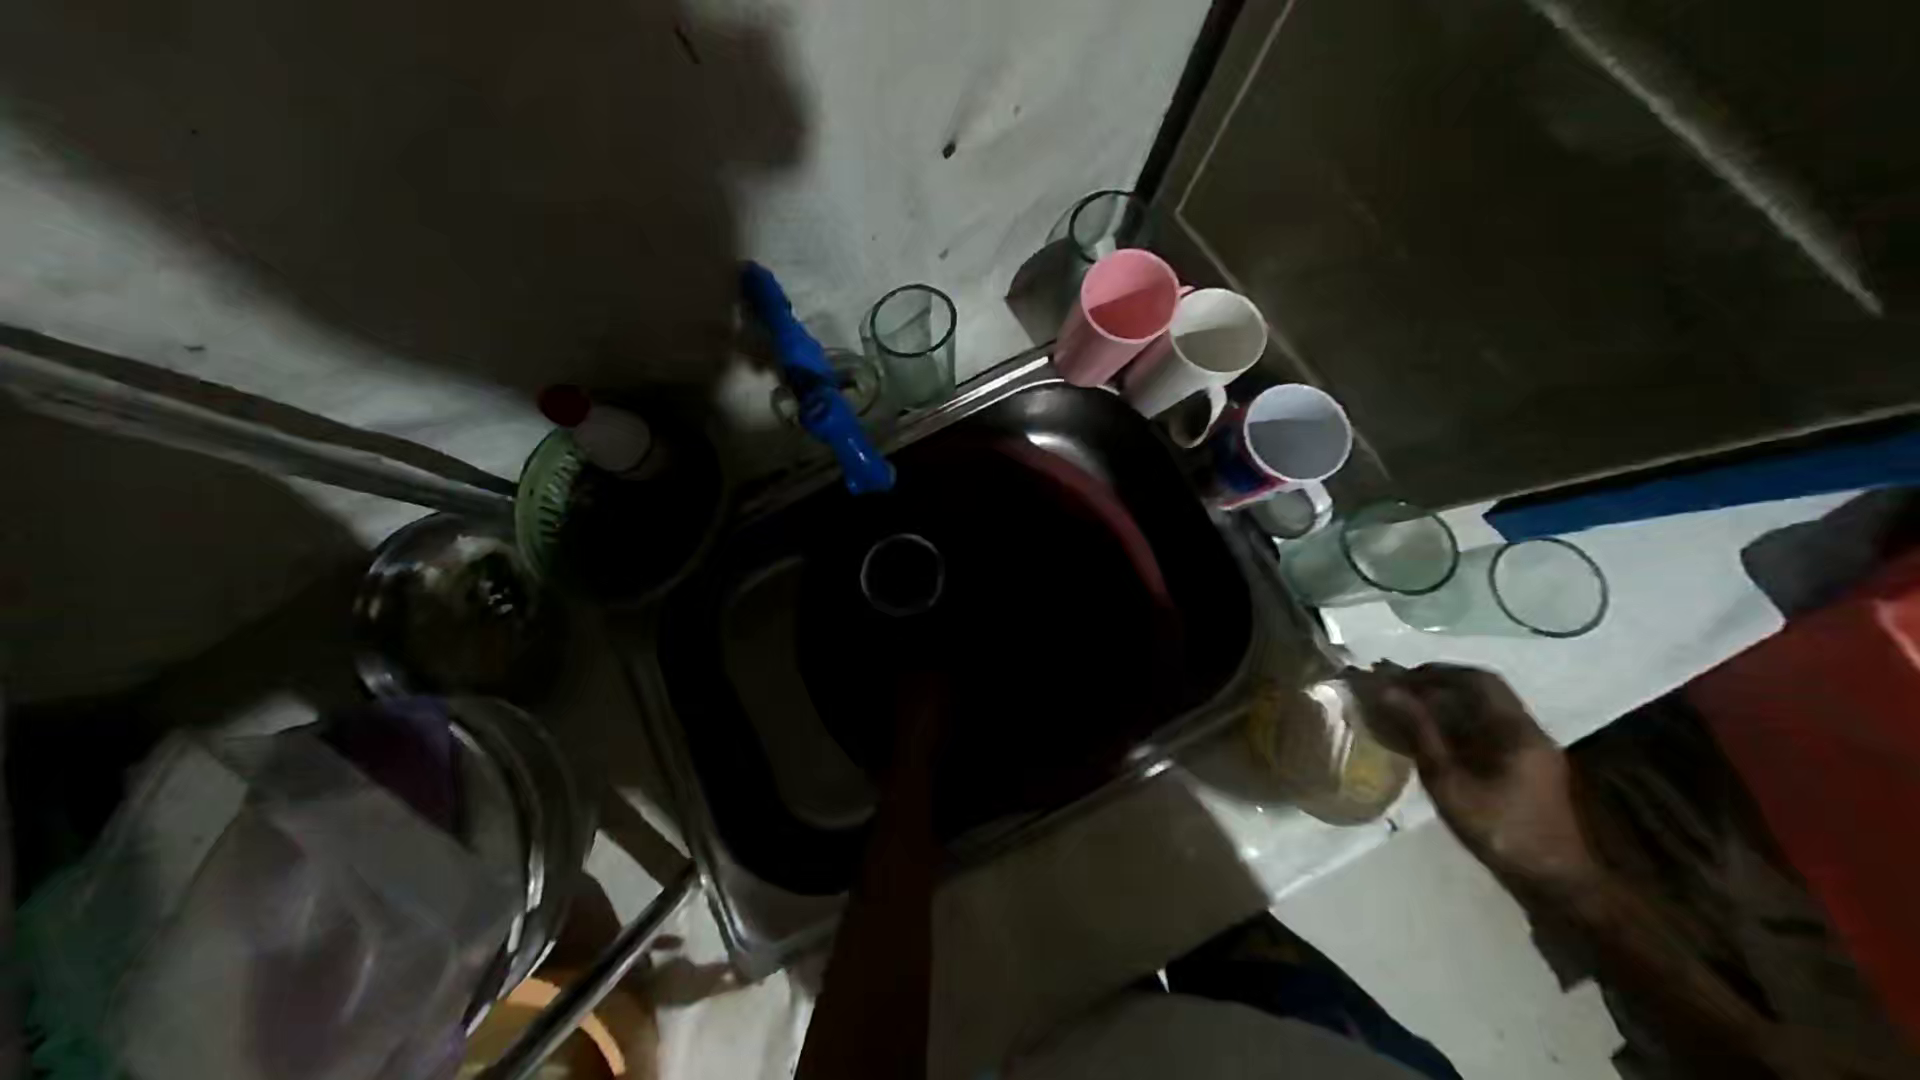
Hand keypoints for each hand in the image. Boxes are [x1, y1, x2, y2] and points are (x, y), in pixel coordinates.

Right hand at [1350, 663, 1600, 895]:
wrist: (1553, 880)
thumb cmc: (1496, 829)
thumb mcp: (1448, 780)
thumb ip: (1420, 732)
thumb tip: (1388, 690)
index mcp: (1515, 730)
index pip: (1476, 680)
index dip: (1434, 672)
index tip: (1397, 677)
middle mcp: (1529, 730)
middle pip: (1484, 689)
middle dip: (1440, 682)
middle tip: (1400, 688)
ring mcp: (1532, 747)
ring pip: (1488, 706)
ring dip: (1449, 699)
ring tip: (1410, 707)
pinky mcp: (1529, 764)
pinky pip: (1491, 725)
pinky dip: (1460, 718)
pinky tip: (1435, 732)